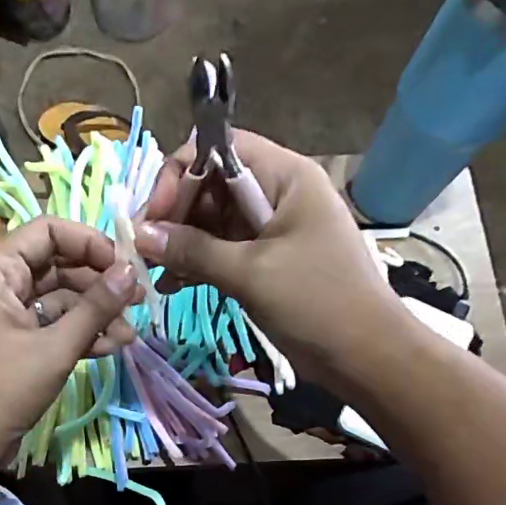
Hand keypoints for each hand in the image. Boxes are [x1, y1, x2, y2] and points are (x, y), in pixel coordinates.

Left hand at [0, 217, 142, 488]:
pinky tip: (113, 347)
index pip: (47, 231)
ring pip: (61, 299)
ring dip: (96, 314)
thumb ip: (95, 308)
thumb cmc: (5, 389)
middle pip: (58, 265)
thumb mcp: (55, 347)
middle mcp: (2, 286)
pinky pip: (56, 325)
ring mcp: (11, 315)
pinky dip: (83, 333)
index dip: (88, 241)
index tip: (122, 264)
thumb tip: (130, 272)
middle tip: (137, 301)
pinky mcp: (21, 342)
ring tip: (129, 335)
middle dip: (99, 284)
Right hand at [136, 130, 404, 386]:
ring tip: (156, 273)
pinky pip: (224, 252)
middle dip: (176, 214)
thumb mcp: (252, 273)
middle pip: (213, 185)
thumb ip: (194, 250)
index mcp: (285, 177)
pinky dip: (199, 265)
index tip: (154, 216)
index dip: (180, 175)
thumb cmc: (317, 303)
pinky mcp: (268, 264)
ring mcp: (273, 231)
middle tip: (148, 250)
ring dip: (183, 244)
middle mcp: (277, 194)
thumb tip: (140, 234)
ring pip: (214, 222)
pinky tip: (173, 286)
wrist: (365, 356)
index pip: (220, 149)